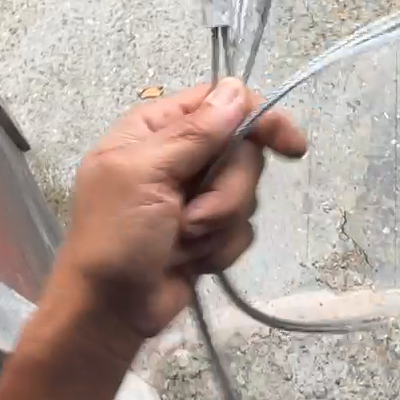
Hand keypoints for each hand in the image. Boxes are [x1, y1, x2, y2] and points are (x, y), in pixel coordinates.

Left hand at [49, 78, 307, 342]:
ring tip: (182, 241)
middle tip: (192, 216)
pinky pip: (241, 230)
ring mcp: (195, 196)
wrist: (110, 310)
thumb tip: (236, 89)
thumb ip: (194, 133)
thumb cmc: (115, 236)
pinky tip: (191, 261)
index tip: (289, 144)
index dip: (258, 119)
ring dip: (217, 224)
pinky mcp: (208, 233)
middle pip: (241, 152)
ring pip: (245, 194)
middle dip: (226, 190)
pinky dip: (219, 250)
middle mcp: (178, 157)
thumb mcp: (144, 175)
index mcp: (154, 130)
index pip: (219, 103)